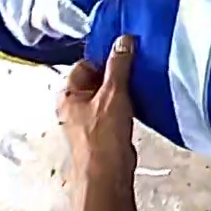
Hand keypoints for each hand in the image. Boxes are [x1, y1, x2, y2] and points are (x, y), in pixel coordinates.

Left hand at [57, 35, 137, 192]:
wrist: (107, 171)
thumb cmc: (104, 133)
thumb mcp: (114, 93)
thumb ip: (119, 65)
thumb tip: (123, 39)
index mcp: (68, 94)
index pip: (86, 64)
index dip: (106, 59)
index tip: (128, 55)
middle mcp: (74, 104)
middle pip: (99, 77)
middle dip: (119, 73)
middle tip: (139, 69)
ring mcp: (89, 116)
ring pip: (109, 92)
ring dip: (125, 87)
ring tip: (142, 84)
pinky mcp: (104, 126)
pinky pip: (117, 105)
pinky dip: (129, 101)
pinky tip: (142, 100)